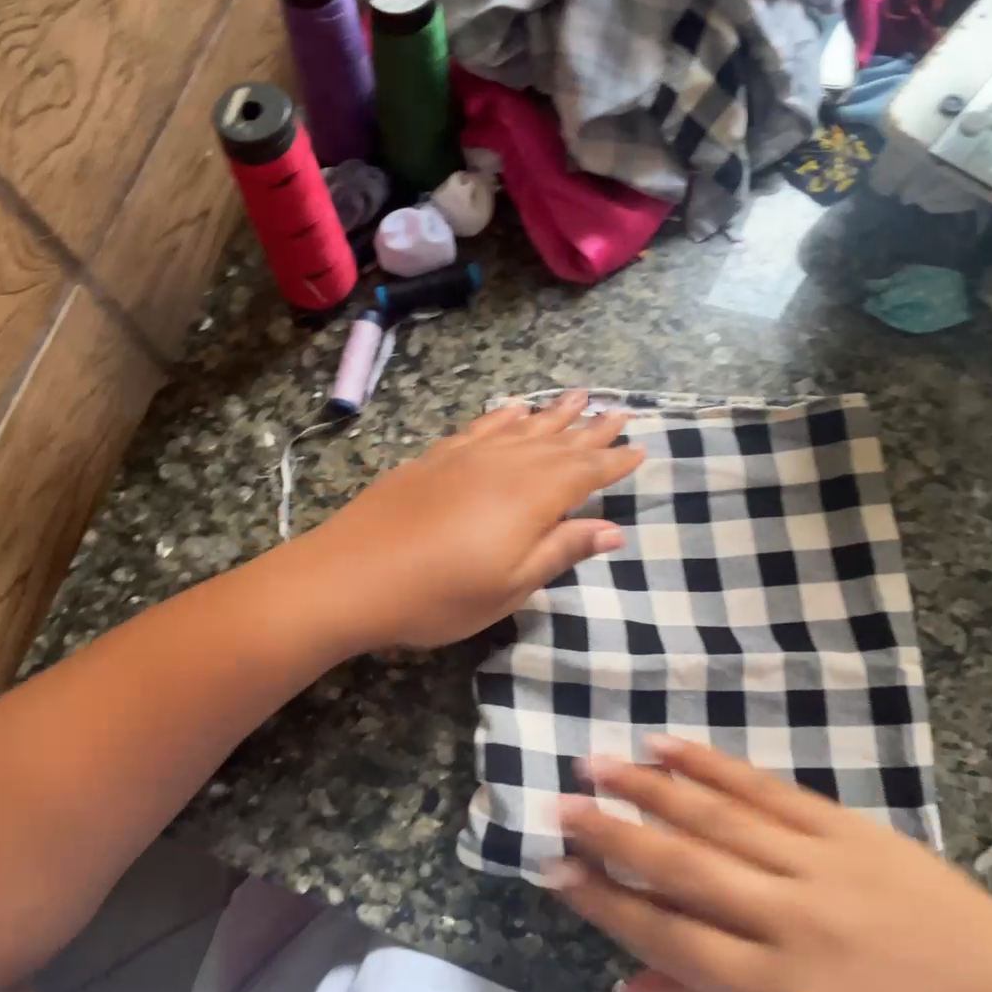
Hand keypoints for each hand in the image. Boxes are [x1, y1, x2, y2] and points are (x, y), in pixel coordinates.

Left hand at [297, 390, 643, 650]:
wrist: (351, 575)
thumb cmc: (439, 595)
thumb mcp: (510, 585)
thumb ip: (560, 550)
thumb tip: (612, 529)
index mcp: (531, 497)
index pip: (585, 472)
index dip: (613, 462)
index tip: (639, 449)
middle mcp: (503, 465)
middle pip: (557, 442)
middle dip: (591, 430)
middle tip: (620, 412)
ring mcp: (465, 457)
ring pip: (520, 427)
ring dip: (552, 414)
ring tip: (578, 396)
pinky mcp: (433, 459)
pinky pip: (479, 427)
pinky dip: (501, 416)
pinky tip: (510, 409)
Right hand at [548, 737, 991, 991]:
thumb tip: (628, 990)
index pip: (668, 935)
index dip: (604, 900)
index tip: (554, 868)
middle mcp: (789, 921)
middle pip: (680, 866)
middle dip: (610, 833)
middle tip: (556, 804)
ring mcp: (819, 865)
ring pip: (715, 816)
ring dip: (649, 787)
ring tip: (595, 762)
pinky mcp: (848, 828)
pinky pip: (767, 789)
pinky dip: (713, 765)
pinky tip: (670, 744)